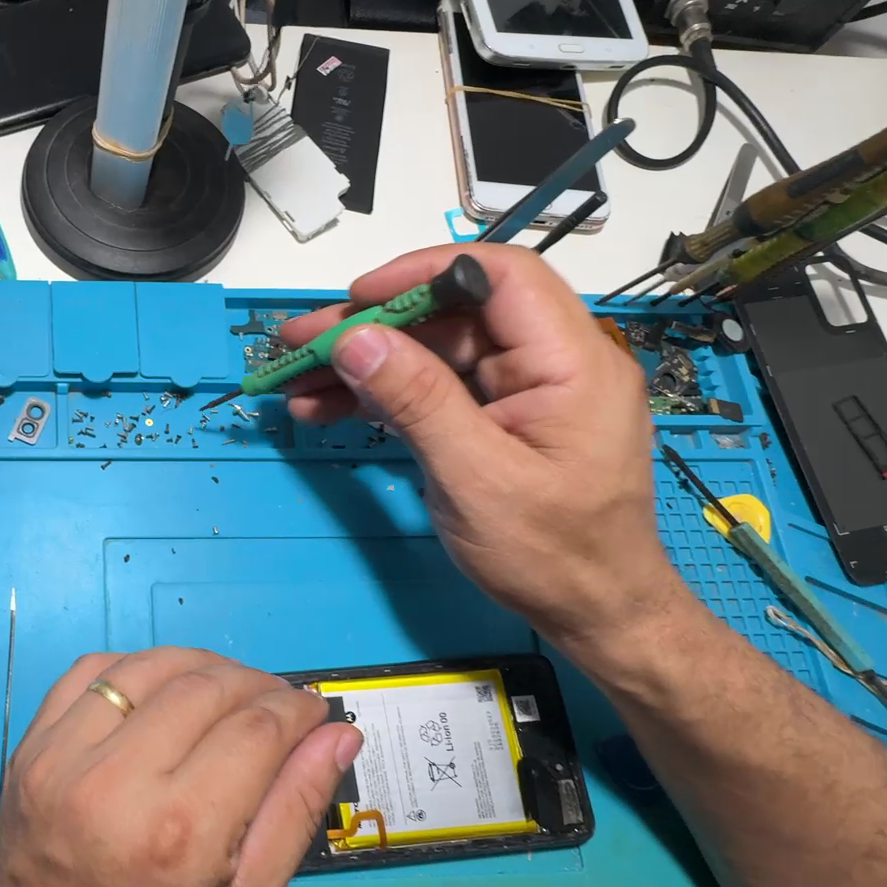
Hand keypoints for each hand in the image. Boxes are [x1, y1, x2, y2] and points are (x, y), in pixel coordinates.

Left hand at [0, 648, 361, 886]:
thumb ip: (296, 810)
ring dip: (196, 666)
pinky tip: (158, 689)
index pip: (255, 730)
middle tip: (276, 701)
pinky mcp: (29, 751)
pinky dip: (132, 668)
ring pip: (144, 667)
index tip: (312, 712)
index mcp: (176, 832)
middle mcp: (112, 783)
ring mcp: (59, 760)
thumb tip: (337, 737)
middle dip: (254, 684)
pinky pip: (86, 674)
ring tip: (225, 688)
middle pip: (202, 688)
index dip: (296, 710)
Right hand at [282, 244, 686, 650]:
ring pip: (429, 356)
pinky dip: (376, 399)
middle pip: (450, 318)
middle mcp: (545, 364)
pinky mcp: (490, 421)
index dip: (424, 273)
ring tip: (295, 381)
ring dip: (361, 366)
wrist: (590, 613)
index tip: (357, 297)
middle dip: (370, 328)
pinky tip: (324, 409)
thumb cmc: (550, 553)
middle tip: (299, 343)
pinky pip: (428, 393)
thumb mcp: (476, 478)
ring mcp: (515, 393)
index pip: (500, 278)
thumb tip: (355, 340)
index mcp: (569, 362)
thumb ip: (418, 402)